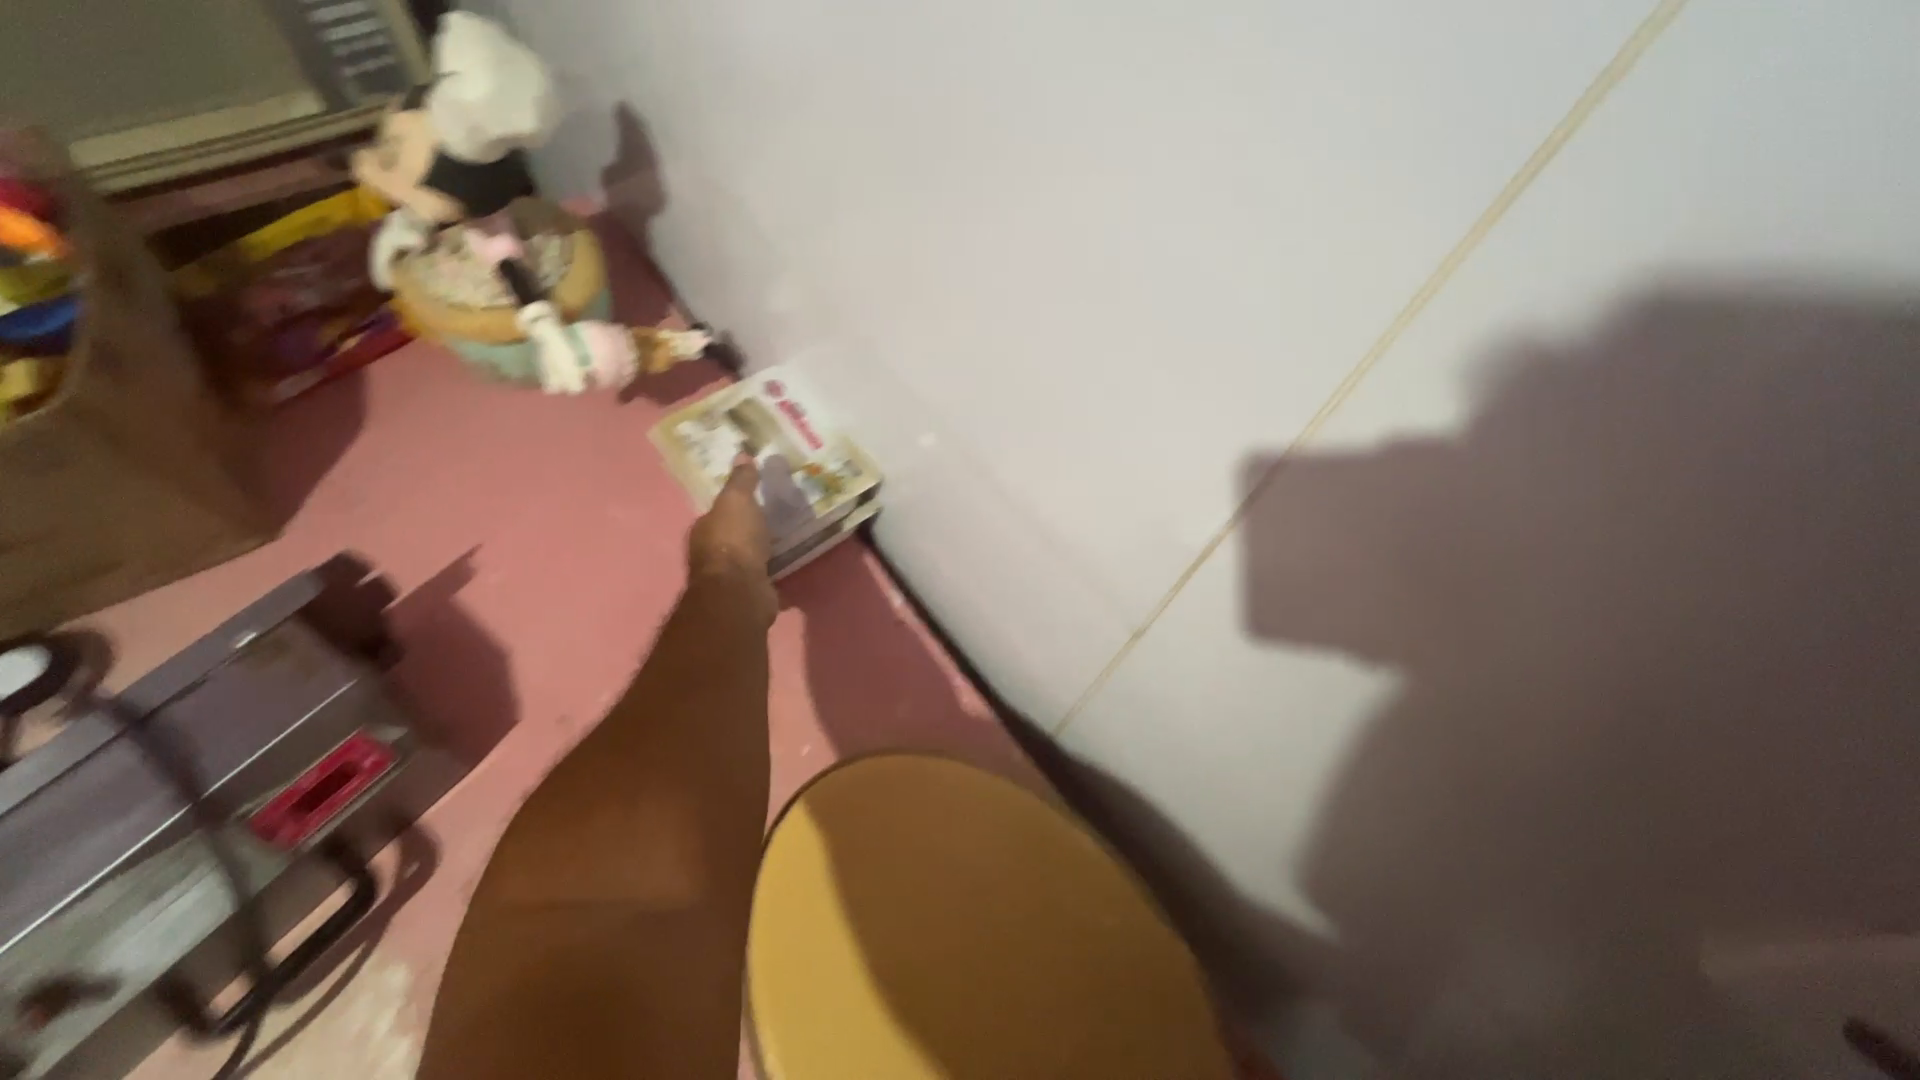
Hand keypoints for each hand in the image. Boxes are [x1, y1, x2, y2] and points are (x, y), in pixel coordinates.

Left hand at [688, 456, 775, 619]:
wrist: (740, 589)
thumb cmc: (734, 540)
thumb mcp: (738, 501)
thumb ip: (741, 480)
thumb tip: (742, 453)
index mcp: (703, 529)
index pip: (718, 513)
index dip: (735, 505)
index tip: (755, 498)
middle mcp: (710, 554)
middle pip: (732, 535)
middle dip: (749, 529)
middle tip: (775, 517)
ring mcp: (729, 576)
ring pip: (748, 556)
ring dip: (763, 550)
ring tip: (786, 539)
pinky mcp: (748, 593)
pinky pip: (764, 575)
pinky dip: (773, 570)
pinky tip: (789, 563)